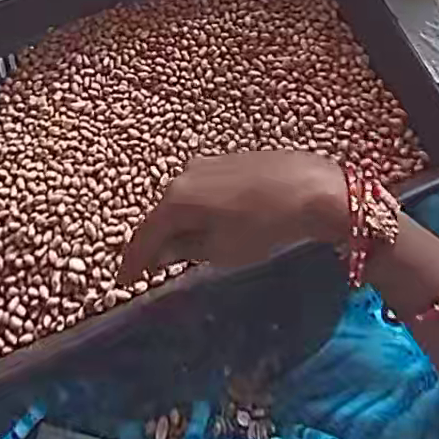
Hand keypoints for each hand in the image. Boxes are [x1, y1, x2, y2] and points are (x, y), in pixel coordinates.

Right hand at [117, 151, 350, 282]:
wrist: (314, 189)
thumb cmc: (265, 227)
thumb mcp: (221, 251)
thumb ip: (185, 250)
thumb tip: (163, 252)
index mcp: (177, 198)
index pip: (145, 234)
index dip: (134, 261)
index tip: (124, 280)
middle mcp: (186, 173)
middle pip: (163, 213)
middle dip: (157, 240)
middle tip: (152, 266)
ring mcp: (210, 162)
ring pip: (185, 198)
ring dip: (180, 223)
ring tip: (182, 247)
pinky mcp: (231, 159)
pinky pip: (204, 188)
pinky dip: (200, 208)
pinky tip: (209, 222)